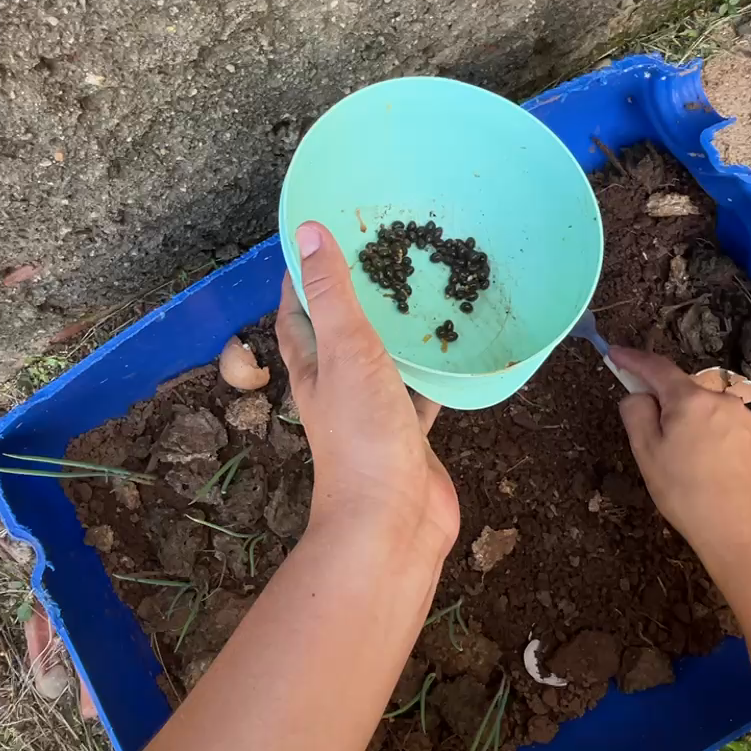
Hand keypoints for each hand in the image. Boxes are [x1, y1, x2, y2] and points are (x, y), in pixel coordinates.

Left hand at [276, 222, 457, 563]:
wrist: (393, 519)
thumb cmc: (363, 434)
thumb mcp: (345, 351)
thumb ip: (332, 294)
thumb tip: (307, 232)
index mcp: (313, 364)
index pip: (297, 309)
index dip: (301, 274)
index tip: (319, 237)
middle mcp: (338, 384)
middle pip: (340, 330)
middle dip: (355, 295)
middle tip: (386, 256)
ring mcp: (373, 410)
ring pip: (382, 359)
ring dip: (394, 332)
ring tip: (422, 292)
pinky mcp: (407, 432)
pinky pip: (418, 391)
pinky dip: (431, 372)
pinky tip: (453, 352)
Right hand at [611, 346, 750, 565]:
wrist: (745, 533)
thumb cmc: (686, 492)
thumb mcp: (646, 453)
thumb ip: (636, 413)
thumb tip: (640, 395)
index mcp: (690, 399)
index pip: (657, 367)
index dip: (633, 359)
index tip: (615, 353)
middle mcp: (723, 401)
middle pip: (687, 392)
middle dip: (668, 403)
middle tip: (655, 435)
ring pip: (712, 413)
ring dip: (697, 424)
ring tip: (691, 462)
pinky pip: (734, 433)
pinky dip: (720, 442)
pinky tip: (717, 472)